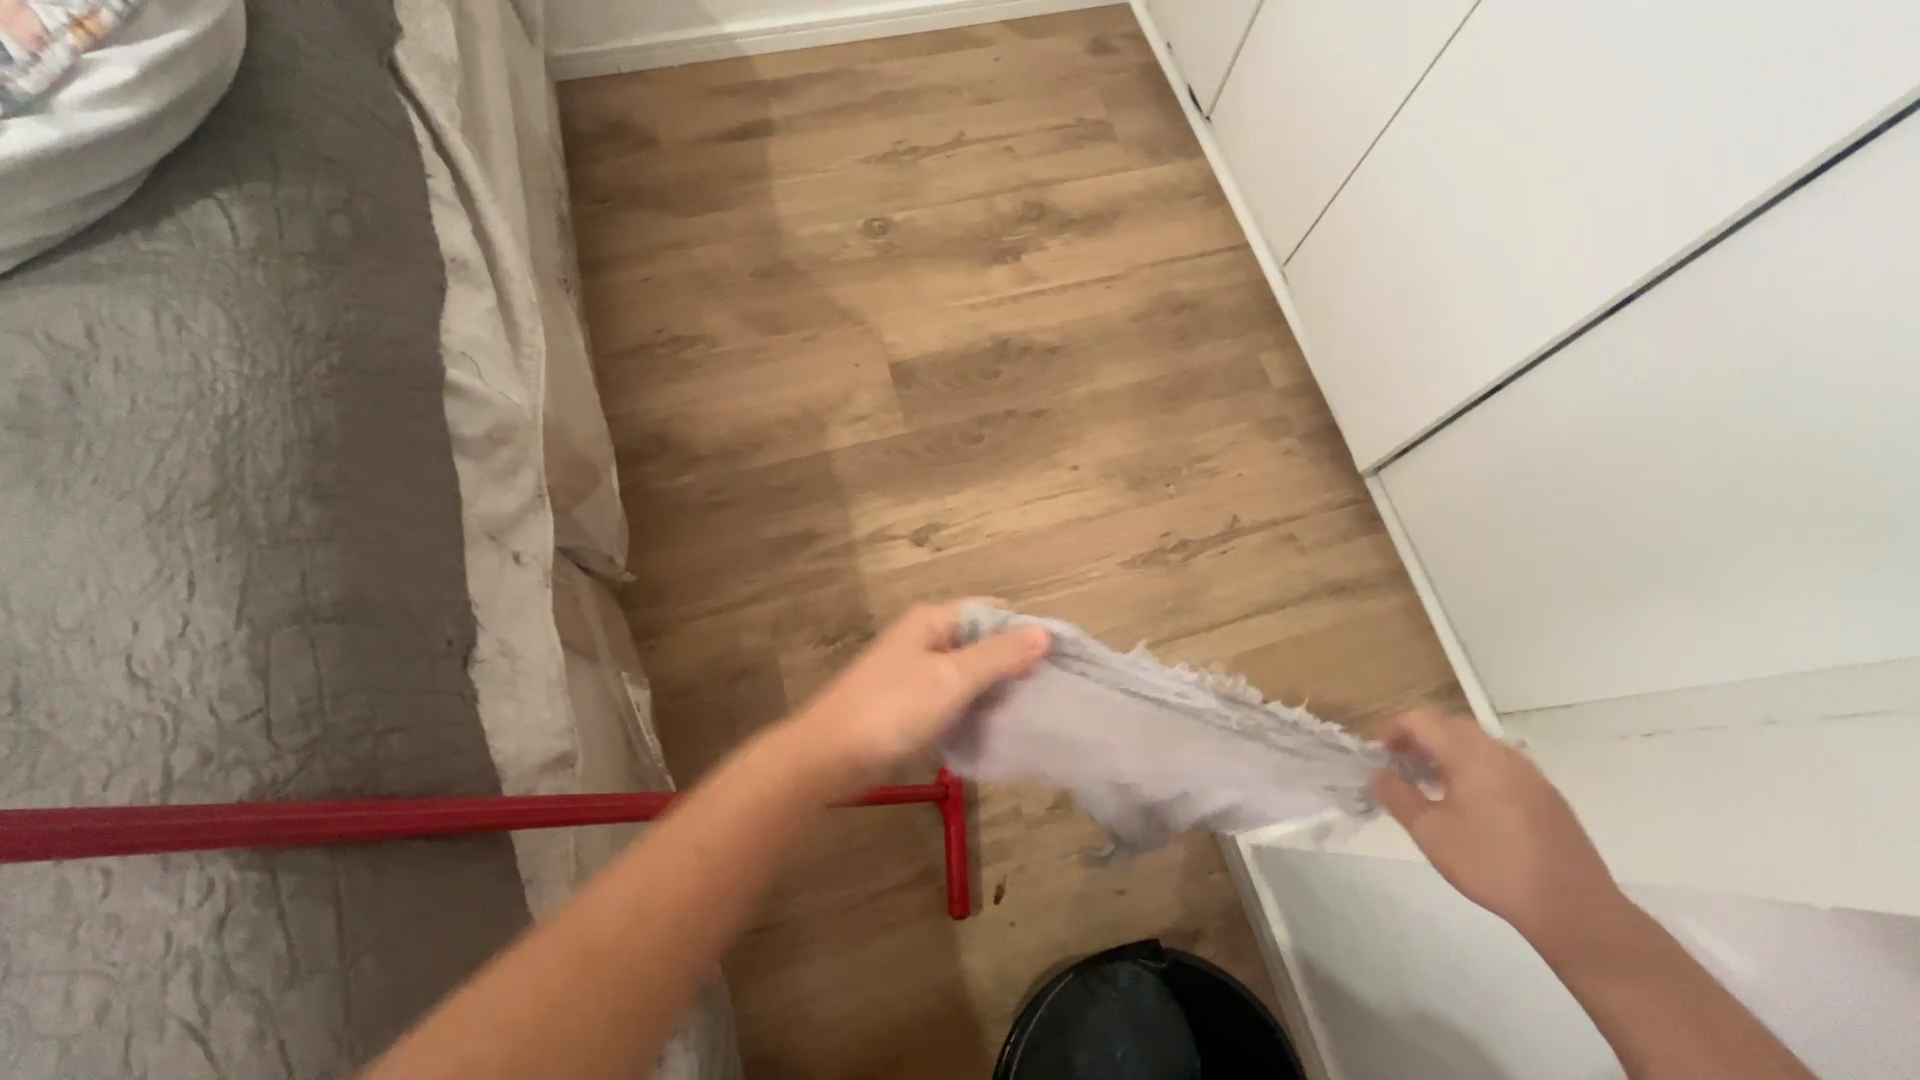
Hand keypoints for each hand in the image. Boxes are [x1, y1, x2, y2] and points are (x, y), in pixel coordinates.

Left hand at [794, 602, 1049, 772]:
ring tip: (1025, 711)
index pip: (991, 611)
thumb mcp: (952, 679)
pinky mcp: (907, 702)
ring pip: (966, 672)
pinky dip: (970, 707)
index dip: (1023, 630)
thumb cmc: (893, 709)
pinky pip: (950, 696)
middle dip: (1011, 662)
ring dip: (992, 689)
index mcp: (932, 621)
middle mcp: (923, 638)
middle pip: (980, 640)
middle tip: (1046, 692)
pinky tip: (990, 727)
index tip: (1056, 660)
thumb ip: (999, 656)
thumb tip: (1044, 633)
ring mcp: (913, 671)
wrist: (829, 755)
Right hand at [1369, 709, 1625, 947]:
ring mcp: (1528, 772)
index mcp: (1471, 755)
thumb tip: (1378, 774)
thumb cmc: (1491, 864)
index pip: (1422, 719)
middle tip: (1397, 767)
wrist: (1571, 905)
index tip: (1376, 753)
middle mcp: (1502, 753)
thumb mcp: (1430, 832)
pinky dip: (1472, 770)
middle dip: (1417, 739)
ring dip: (1445, 754)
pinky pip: (1498, 765)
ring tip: (1427, 786)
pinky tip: (1466, 806)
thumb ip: (1397, 796)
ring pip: (1477, 745)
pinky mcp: (1544, 794)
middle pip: (1450, 726)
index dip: (1392, 729)